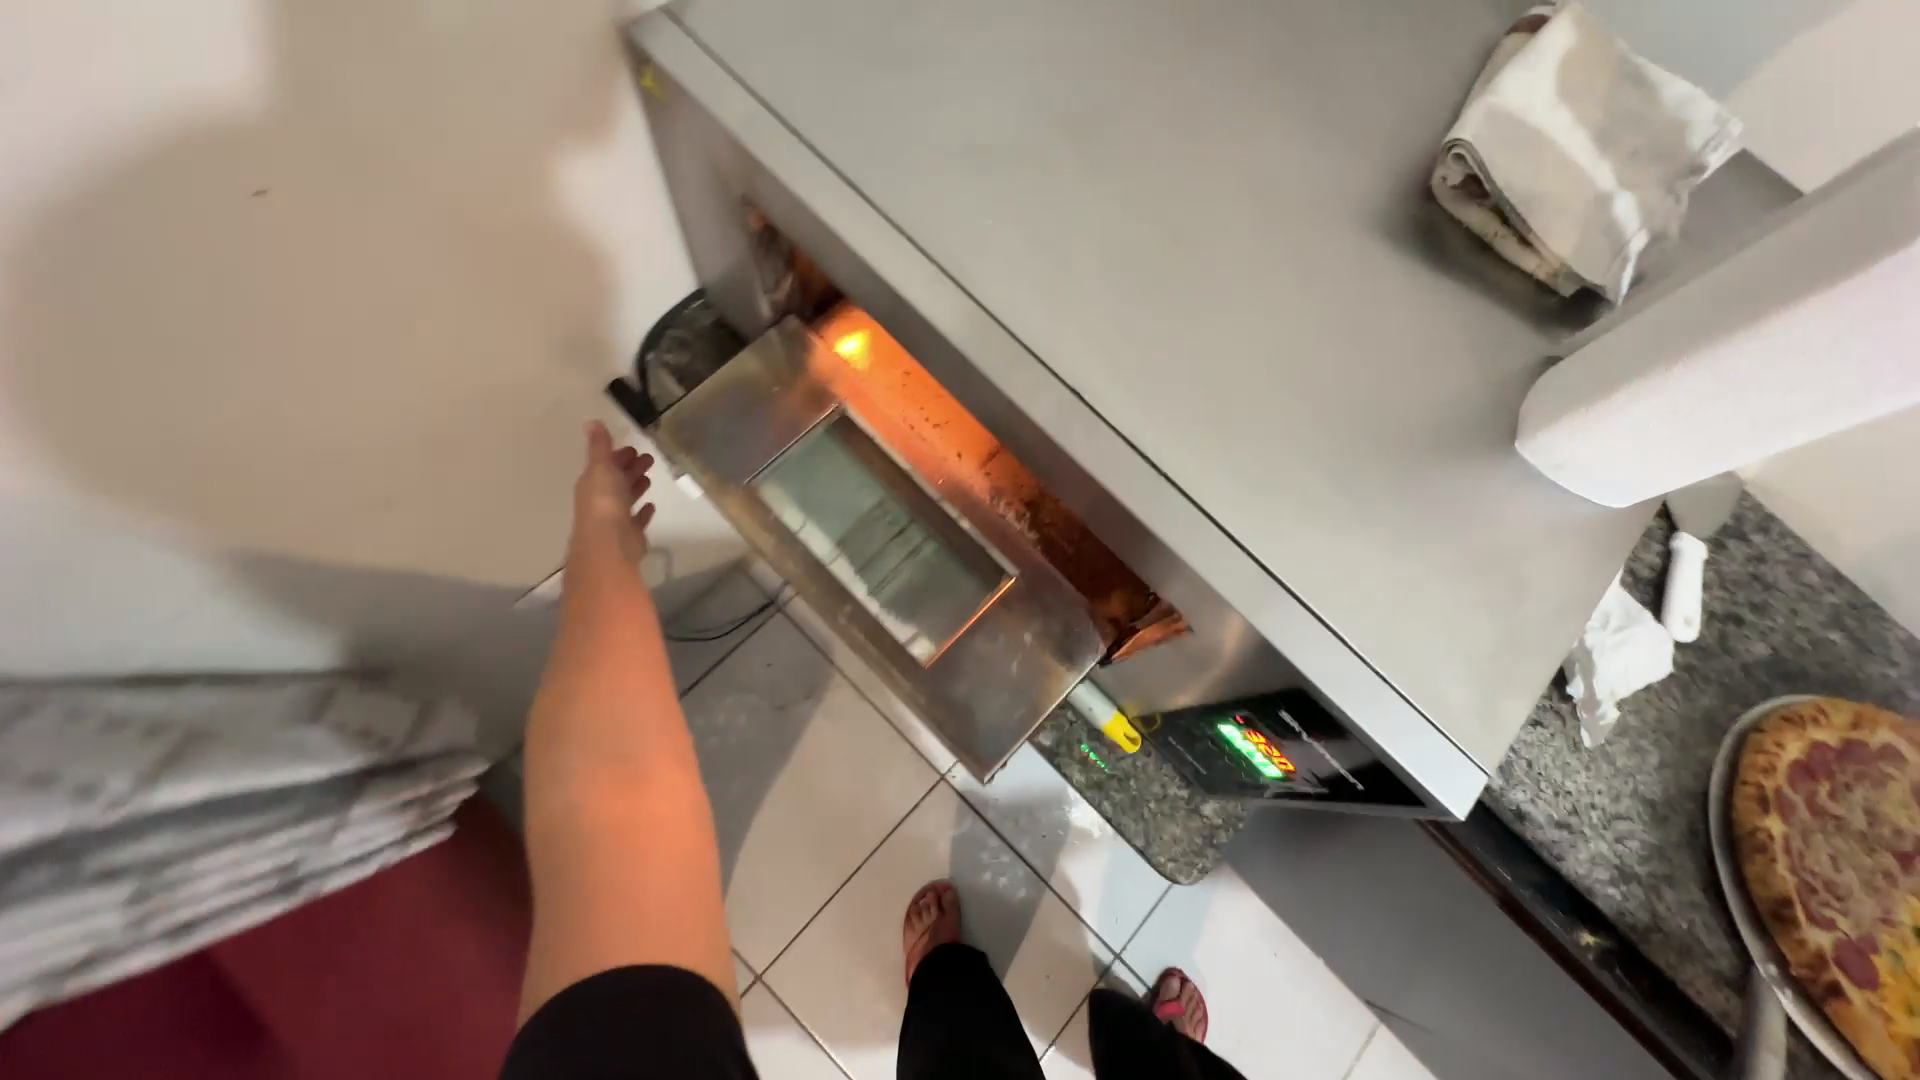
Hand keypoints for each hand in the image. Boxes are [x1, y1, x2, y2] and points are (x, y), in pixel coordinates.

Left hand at [573, 420, 655, 564]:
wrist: (608, 543)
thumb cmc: (604, 501)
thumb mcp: (601, 467)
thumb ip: (599, 446)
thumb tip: (591, 421)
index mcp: (592, 483)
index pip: (605, 464)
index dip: (618, 455)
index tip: (633, 447)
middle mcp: (601, 499)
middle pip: (616, 480)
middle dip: (629, 468)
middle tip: (648, 458)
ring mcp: (615, 518)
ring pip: (626, 498)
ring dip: (636, 486)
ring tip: (649, 478)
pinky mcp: (629, 534)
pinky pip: (637, 519)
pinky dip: (643, 512)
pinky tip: (651, 506)